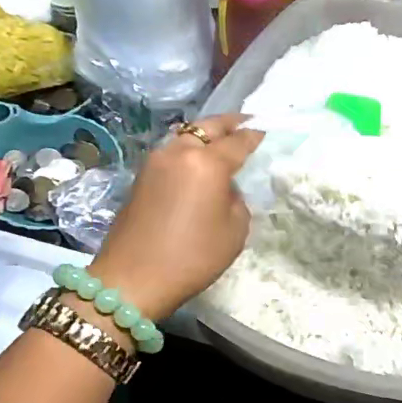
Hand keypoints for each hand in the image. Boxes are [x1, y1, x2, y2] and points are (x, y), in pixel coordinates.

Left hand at [88, 114, 262, 320]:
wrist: (133, 278)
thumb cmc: (193, 256)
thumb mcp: (234, 230)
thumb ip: (236, 200)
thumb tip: (225, 188)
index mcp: (207, 163)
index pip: (238, 141)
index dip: (256, 136)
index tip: (267, 132)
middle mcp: (180, 152)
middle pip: (208, 127)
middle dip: (230, 124)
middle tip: (247, 124)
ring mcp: (156, 161)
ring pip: (187, 135)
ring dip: (206, 134)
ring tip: (223, 142)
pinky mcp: (142, 175)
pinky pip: (173, 151)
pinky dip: (190, 149)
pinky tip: (200, 162)